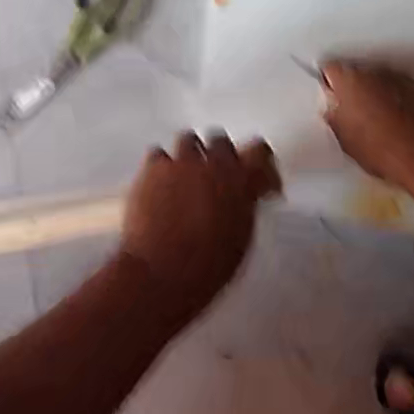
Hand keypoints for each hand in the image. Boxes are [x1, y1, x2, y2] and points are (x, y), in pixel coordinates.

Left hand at [119, 131, 279, 314]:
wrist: (162, 273)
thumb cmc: (205, 266)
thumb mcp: (240, 238)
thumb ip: (244, 207)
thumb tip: (242, 200)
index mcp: (243, 181)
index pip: (260, 150)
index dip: (258, 159)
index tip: (256, 172)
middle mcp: (215, 164)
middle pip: (220, 140)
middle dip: (218, 153)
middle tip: (214, 172)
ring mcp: (183, 162)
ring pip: (188, 140)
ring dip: (188, 154)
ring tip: (183, 173)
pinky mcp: (153, 168)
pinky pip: (157, 154)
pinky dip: (159, 165)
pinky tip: (158, 181)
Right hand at [321, 61, 413, 190]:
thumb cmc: (384, 153)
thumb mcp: (347, 143)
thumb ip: (335, 119)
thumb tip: (333, 111)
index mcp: (351, 81)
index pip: (330, 69)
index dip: (328, 83)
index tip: (330, 96)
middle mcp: (376, 72)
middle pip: (356, 71)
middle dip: (352, 87)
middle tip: (352, 112)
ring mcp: (401, 78)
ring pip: (379, 78)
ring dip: (376, 91)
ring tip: (377, 120)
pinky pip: (400, 88)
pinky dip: (396, 98)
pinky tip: (398, 122)